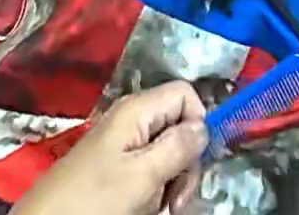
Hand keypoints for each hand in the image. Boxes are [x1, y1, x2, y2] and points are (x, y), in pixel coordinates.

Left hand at [12, 83, 206, 214]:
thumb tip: (205, 126)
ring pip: (165, 151)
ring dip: (170, 182)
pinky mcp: (114, 166)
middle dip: (185, 162)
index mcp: (138, 109)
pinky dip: (152, 190)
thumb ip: (176, 148)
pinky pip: (147, 169)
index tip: (192, 164)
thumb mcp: (141, 177)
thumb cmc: (93, 200)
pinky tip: (144, 209)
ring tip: (158, 209)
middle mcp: (133, 118)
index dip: (198, 124)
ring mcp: (122, 142)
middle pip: (178, 125)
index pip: (186, 95)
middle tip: (175, 200)